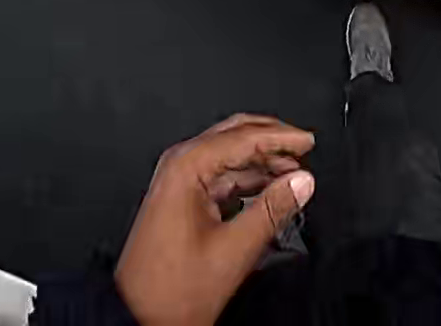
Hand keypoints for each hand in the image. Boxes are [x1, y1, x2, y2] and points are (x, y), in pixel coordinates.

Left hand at [115, 114, 315, 325]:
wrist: (131, 325)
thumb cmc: (168, 295)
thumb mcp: (232, 251)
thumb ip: (272, 210)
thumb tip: (302, 181)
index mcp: (187, 166)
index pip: (246, 136)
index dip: (282, 137)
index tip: (308, 142)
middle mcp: (181, 164)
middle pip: (237, 135)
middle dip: (273, 140)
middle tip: (303, 148)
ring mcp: (179, 179)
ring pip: (231, 153)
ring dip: (263, 160)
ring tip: (292, 172)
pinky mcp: (182, 195)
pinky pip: (222, 172)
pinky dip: (249, 176)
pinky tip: (269, 188)